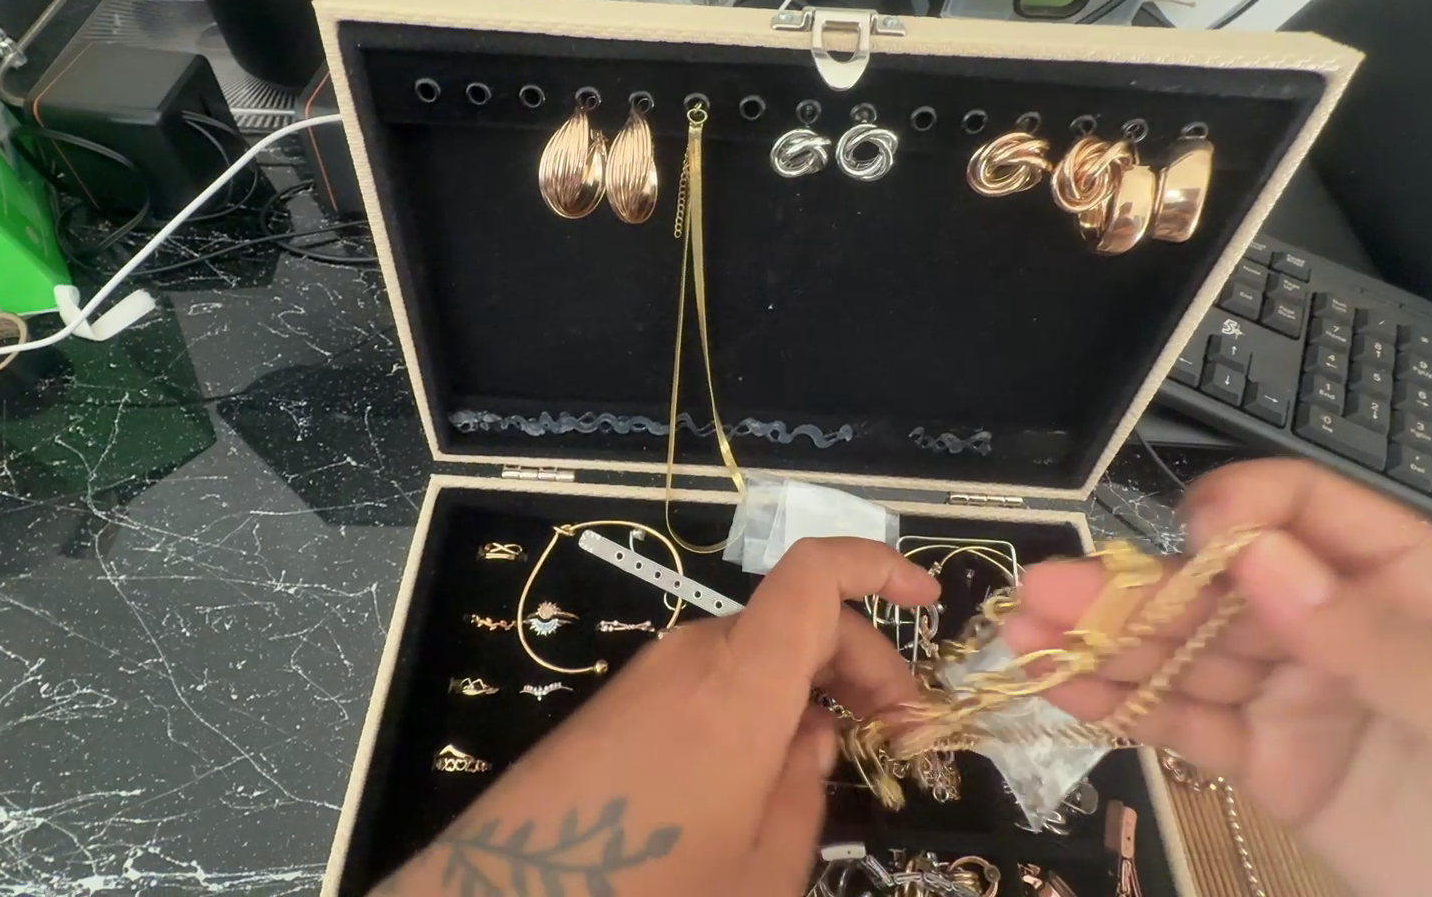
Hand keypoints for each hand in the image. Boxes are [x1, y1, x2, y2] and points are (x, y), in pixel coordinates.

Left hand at [379, 538, 938, 896]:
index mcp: (740, 680)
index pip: (812, 576)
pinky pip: (714, 672)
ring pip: (758, 647)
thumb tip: (816, 732)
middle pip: (797, 617)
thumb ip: (805, 786)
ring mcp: (656, 668)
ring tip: (835, 756)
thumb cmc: (651, 889)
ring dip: (812, 682)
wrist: (505, 892)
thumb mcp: (759, 866)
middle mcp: (697, 652)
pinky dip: (761, 696)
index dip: (874, 566)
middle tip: (898, 736)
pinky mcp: (628, 693)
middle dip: (861, 661)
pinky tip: (764, 764)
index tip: (926, 596)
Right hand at [1003, 459, 1431, 896]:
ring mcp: (1298, 697)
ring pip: (1181, 654)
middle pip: (1213, 589)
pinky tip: (1062, 694)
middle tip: (1041, 594)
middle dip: (1126, 591)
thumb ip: (1392, 647)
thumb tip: (1256, 558)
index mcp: (1416, 591)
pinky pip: (1183, 724)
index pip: (1304, 513)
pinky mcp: (1270, 765)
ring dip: (1099, 645)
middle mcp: (1340, 628)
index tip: (1186, 547)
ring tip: (1022, 641)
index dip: (1237, 516)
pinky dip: (1119, 708)